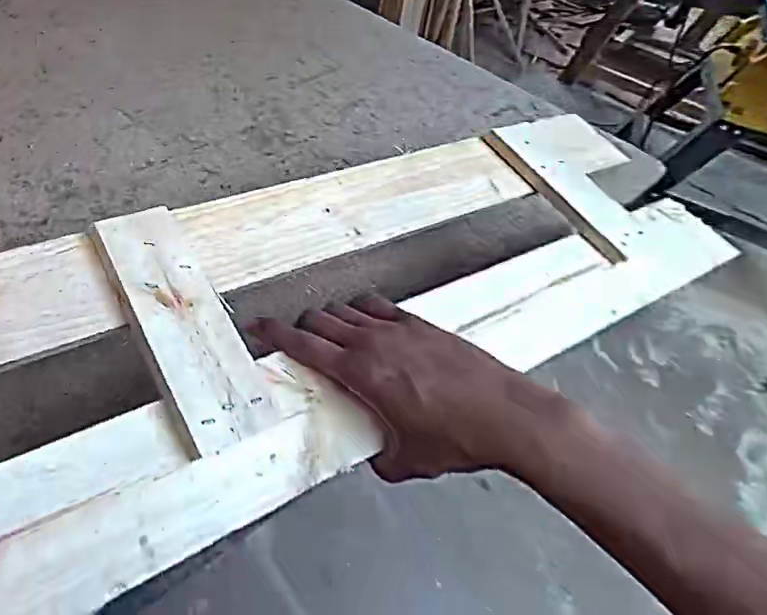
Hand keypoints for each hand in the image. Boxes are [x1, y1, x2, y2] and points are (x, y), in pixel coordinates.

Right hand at [250, 294, 570, 481]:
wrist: (508, 416)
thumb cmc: (459, 437)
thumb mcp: (408, 460)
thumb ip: (379, 457)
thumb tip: (374, 456)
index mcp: (360, 372)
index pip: (303, 343)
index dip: (274, 331)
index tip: (257, 325)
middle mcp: (371, 342)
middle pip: (318, 319)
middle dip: (301, 327)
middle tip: (298, 339)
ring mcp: (395, 327)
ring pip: (345, 309)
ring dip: (331, 320)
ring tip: (334, 335)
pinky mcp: (418, 322)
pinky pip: (376, 305)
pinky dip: (362, 311)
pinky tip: (369, 325)